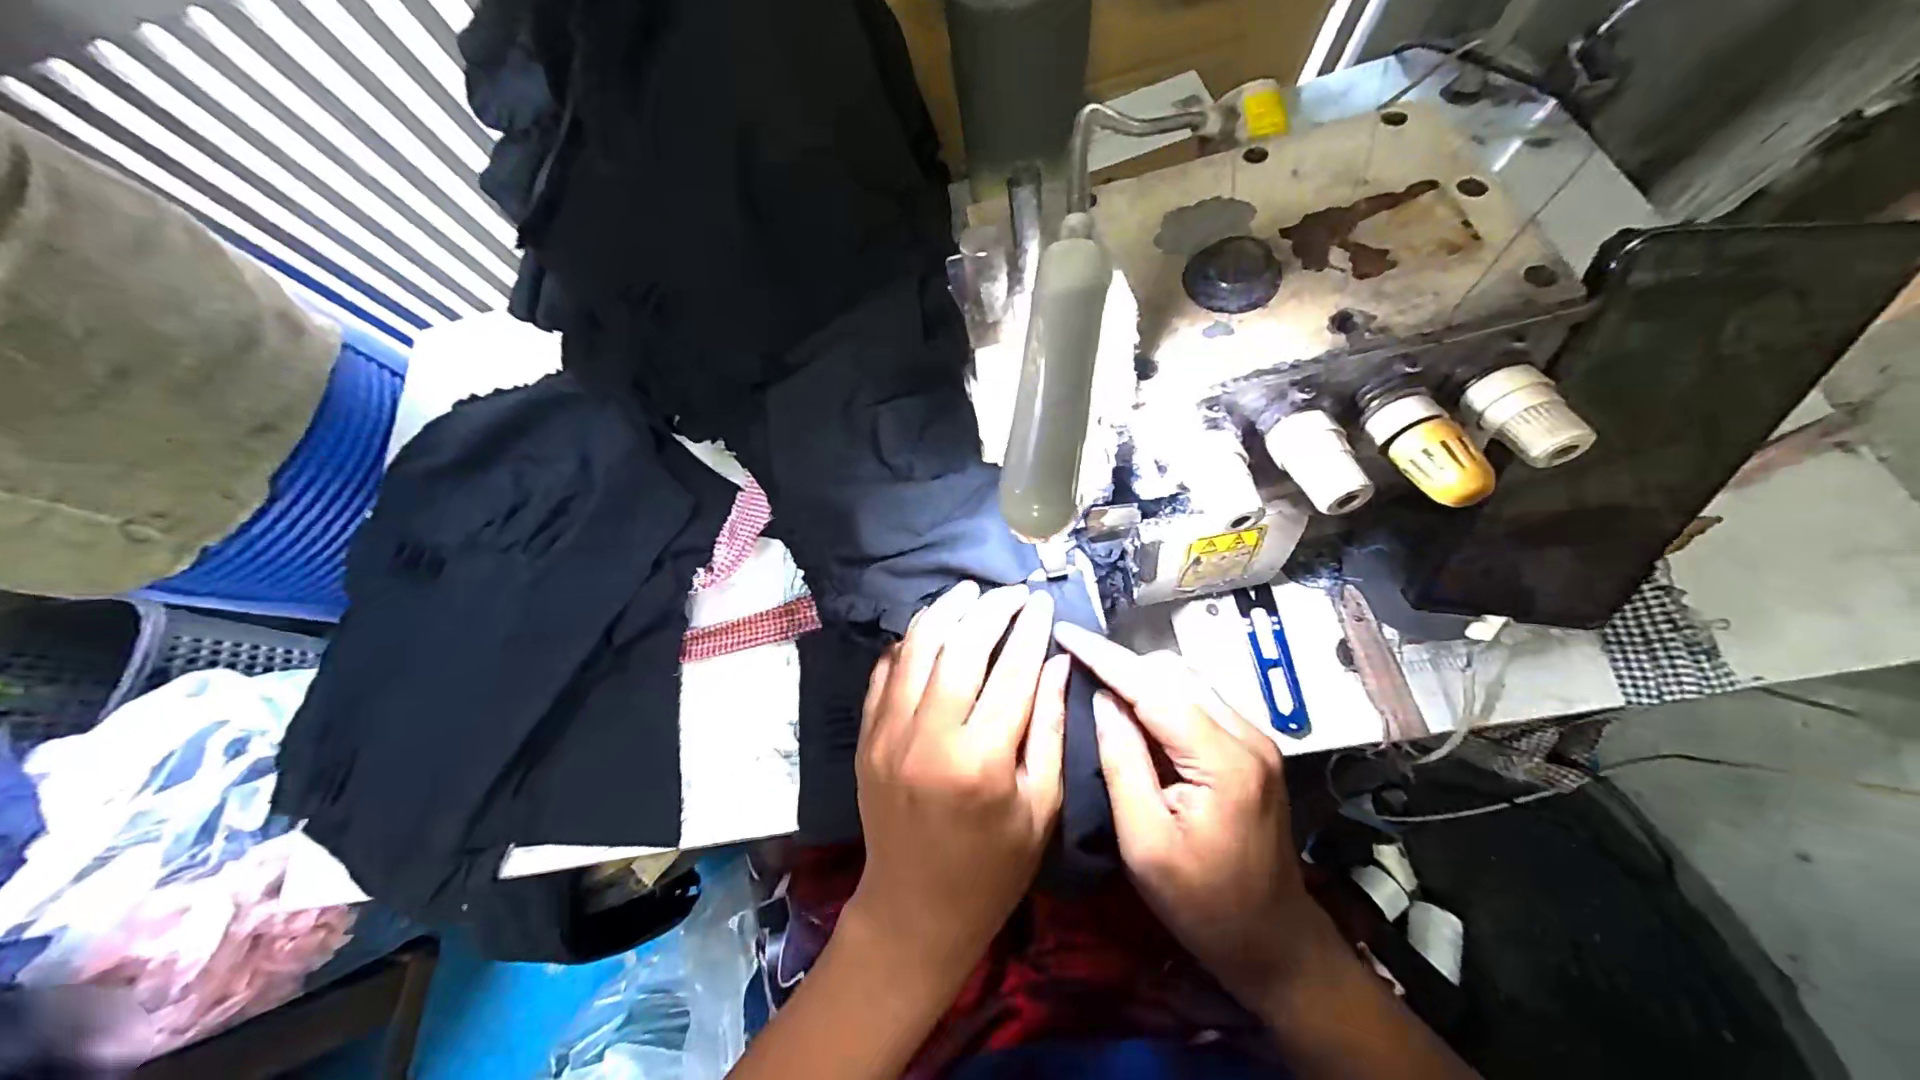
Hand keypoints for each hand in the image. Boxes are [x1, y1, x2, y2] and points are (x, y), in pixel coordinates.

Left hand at [846, 581, 1069, 982]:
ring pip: (917, 647)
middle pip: (962, 645)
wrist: (915, 907)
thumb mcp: (1041, 805)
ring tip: (969, 592)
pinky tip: (931, 629)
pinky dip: (910, 643)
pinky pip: (885, 671)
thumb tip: (1056, 661)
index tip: (1041, 601)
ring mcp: (888, 733)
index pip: (1013, 670)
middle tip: (1011, 591)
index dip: (1030, 628)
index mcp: (982, 759)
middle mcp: (929, 736)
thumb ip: (1049, 726)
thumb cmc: (993, 866)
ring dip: (945, 611)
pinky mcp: (866, 736)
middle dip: (991, 608)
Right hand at [1052, 622, 1323, 1009]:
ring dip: (1142, 678)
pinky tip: (1135, 711)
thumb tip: (1102, 698)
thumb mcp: (1144, 842)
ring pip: (1189, 680)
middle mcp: (1248, 736)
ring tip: (1097, 685)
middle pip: (1174, 674)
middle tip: (1074, 669)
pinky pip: (1201, 700)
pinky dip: (1163, 695)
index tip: (1065, 631)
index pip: (1154, 688)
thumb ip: (1121, 762)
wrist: (1272, 941)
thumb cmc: (1202, 903)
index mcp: (1223, 760)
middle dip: (1122, 665)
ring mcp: (1257, 739)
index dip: (1104, 656)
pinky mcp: (1254, 748)